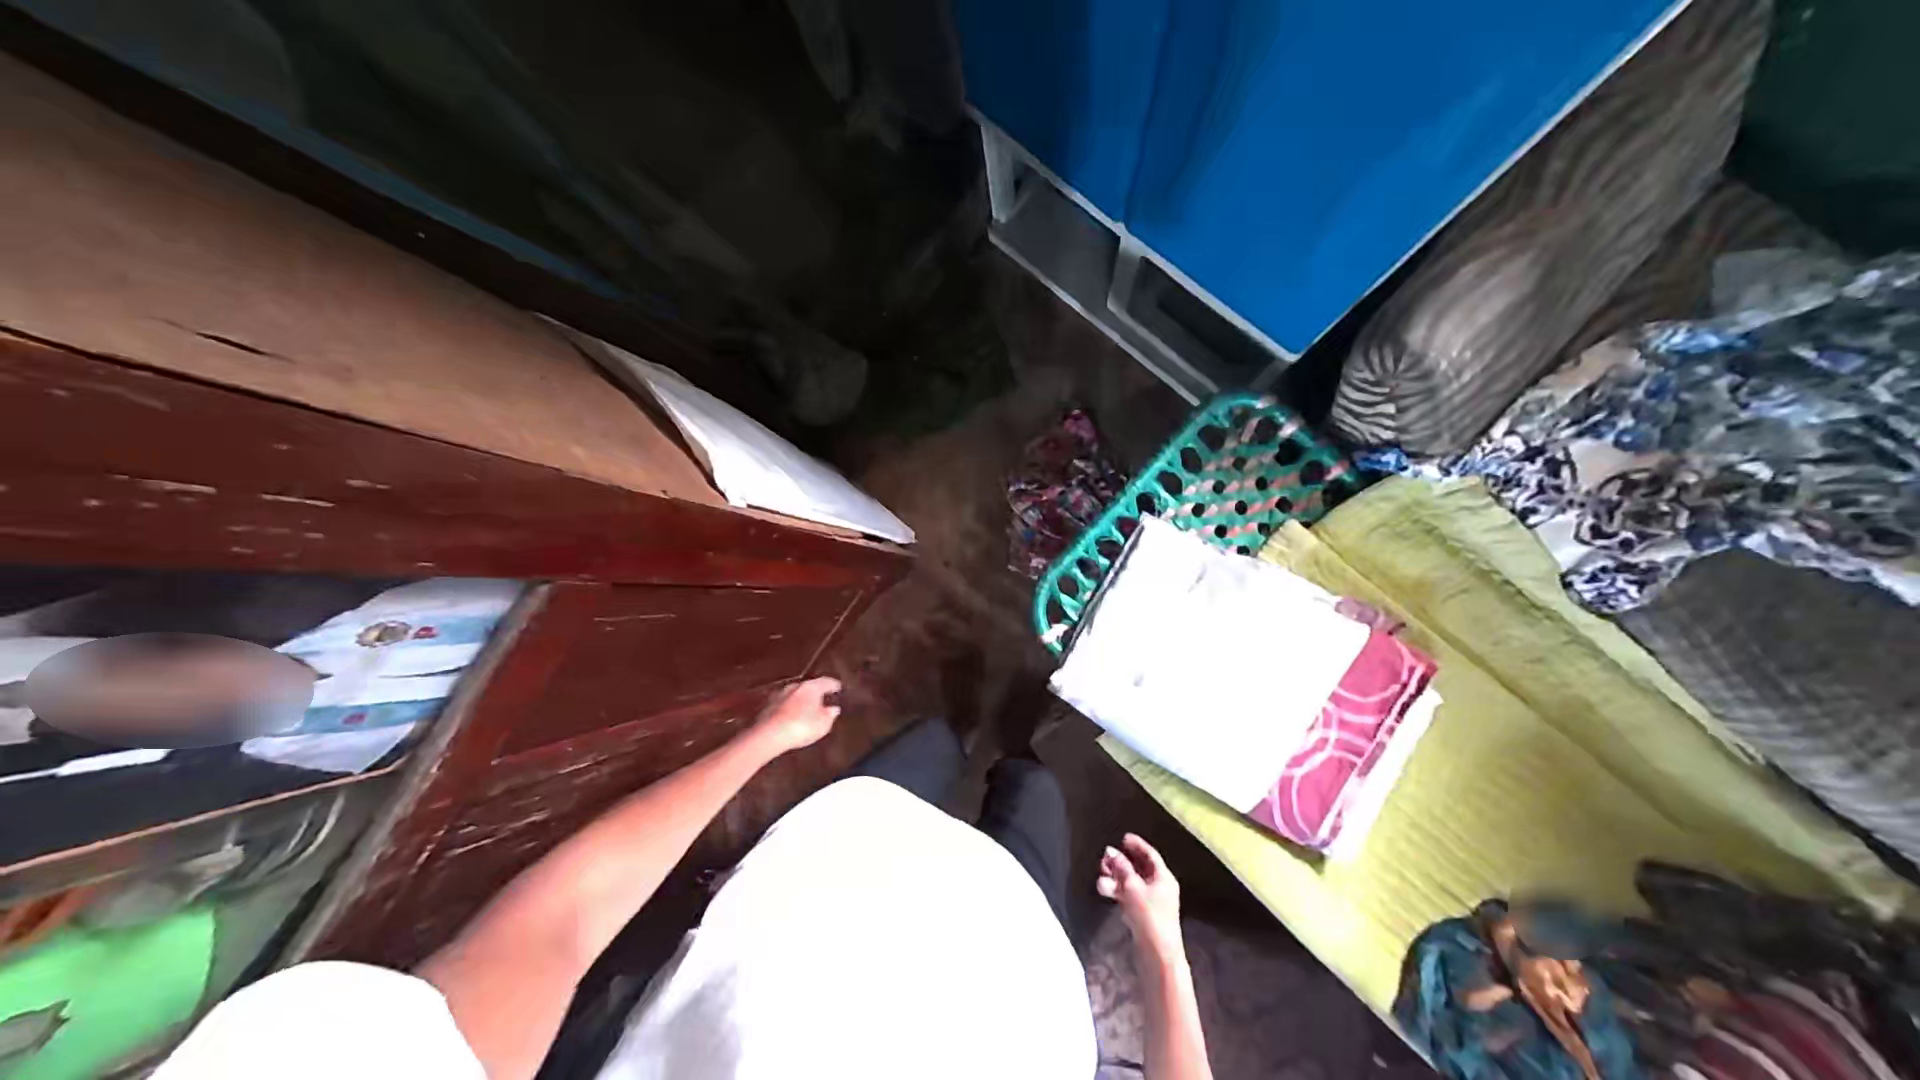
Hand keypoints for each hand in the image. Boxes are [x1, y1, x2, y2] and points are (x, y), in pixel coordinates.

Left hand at [750, 676, 841, 754]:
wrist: (770, 736)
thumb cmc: (801, 727)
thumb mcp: (824, 724)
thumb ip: (830, 714)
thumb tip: (833, 709)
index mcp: (811, 687)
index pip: (826, 681)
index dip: (833, 684)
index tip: (838, 686)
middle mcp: (794, 687)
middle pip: (808, 687)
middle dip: (815, 693)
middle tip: (822, 699)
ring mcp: (778, 696)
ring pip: (794, 695)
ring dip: (800, 701)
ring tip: (806, 710)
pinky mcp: (766, 707)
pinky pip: (782, 706)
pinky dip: (788, 710)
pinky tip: (791, 718)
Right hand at [1098, 833, 1181, 955]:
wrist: (1157, 955)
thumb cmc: (1149, 916)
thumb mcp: (1132, 887)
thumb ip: (1121, 868)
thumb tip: (1110, 851)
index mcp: (1163, 877)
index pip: (1150, 855)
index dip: (1136, 845)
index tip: (1123, 838)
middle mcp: (1159, 887)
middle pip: (1138, 868)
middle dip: (1121, 862)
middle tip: (1105, 859)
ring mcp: (1150, 901)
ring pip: (1130, 881)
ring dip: (1115, 877)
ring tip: (1101, 875)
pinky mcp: (1142, 913)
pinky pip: (1128, 895)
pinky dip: (1117, 890)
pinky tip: (1105, 890)